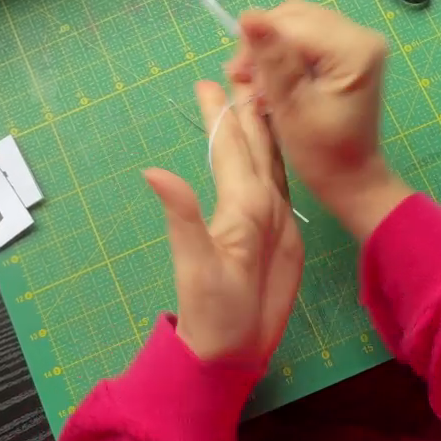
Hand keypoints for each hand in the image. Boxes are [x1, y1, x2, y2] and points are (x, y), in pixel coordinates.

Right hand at [143, 79, 303, 367]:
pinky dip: (267, 162)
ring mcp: (282, 225)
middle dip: (243, 114)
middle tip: (230, 79)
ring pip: (272, 167)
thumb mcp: (193, 270)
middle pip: (258, 151)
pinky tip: (263, 156)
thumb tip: (155, 171)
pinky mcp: (285, 240)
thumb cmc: (213, 319)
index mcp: (250, 211)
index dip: (219, 117)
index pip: (232, 152)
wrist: (237, 361)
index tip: (207, 84)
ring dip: (259, 133)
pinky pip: (277, 187)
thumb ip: (181, 218)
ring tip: (248, 104)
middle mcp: (273, 211)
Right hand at [230, 0, 413, 240]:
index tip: (235, 75)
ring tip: (256, 84)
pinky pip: (306, 37)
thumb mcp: (290, 108)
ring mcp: (356, 42)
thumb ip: (272, 60)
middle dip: (262, 44)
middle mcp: (361, 36)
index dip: (257, 42)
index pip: (292, 23)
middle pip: (295, 17)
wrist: (351, 179)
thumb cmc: (321, 154)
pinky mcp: (348, 51)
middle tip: (242, 79)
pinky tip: (273, 80)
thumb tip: (248, 16)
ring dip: (270, 49)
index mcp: (354, 49)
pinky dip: (283, 55)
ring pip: (297, 24)